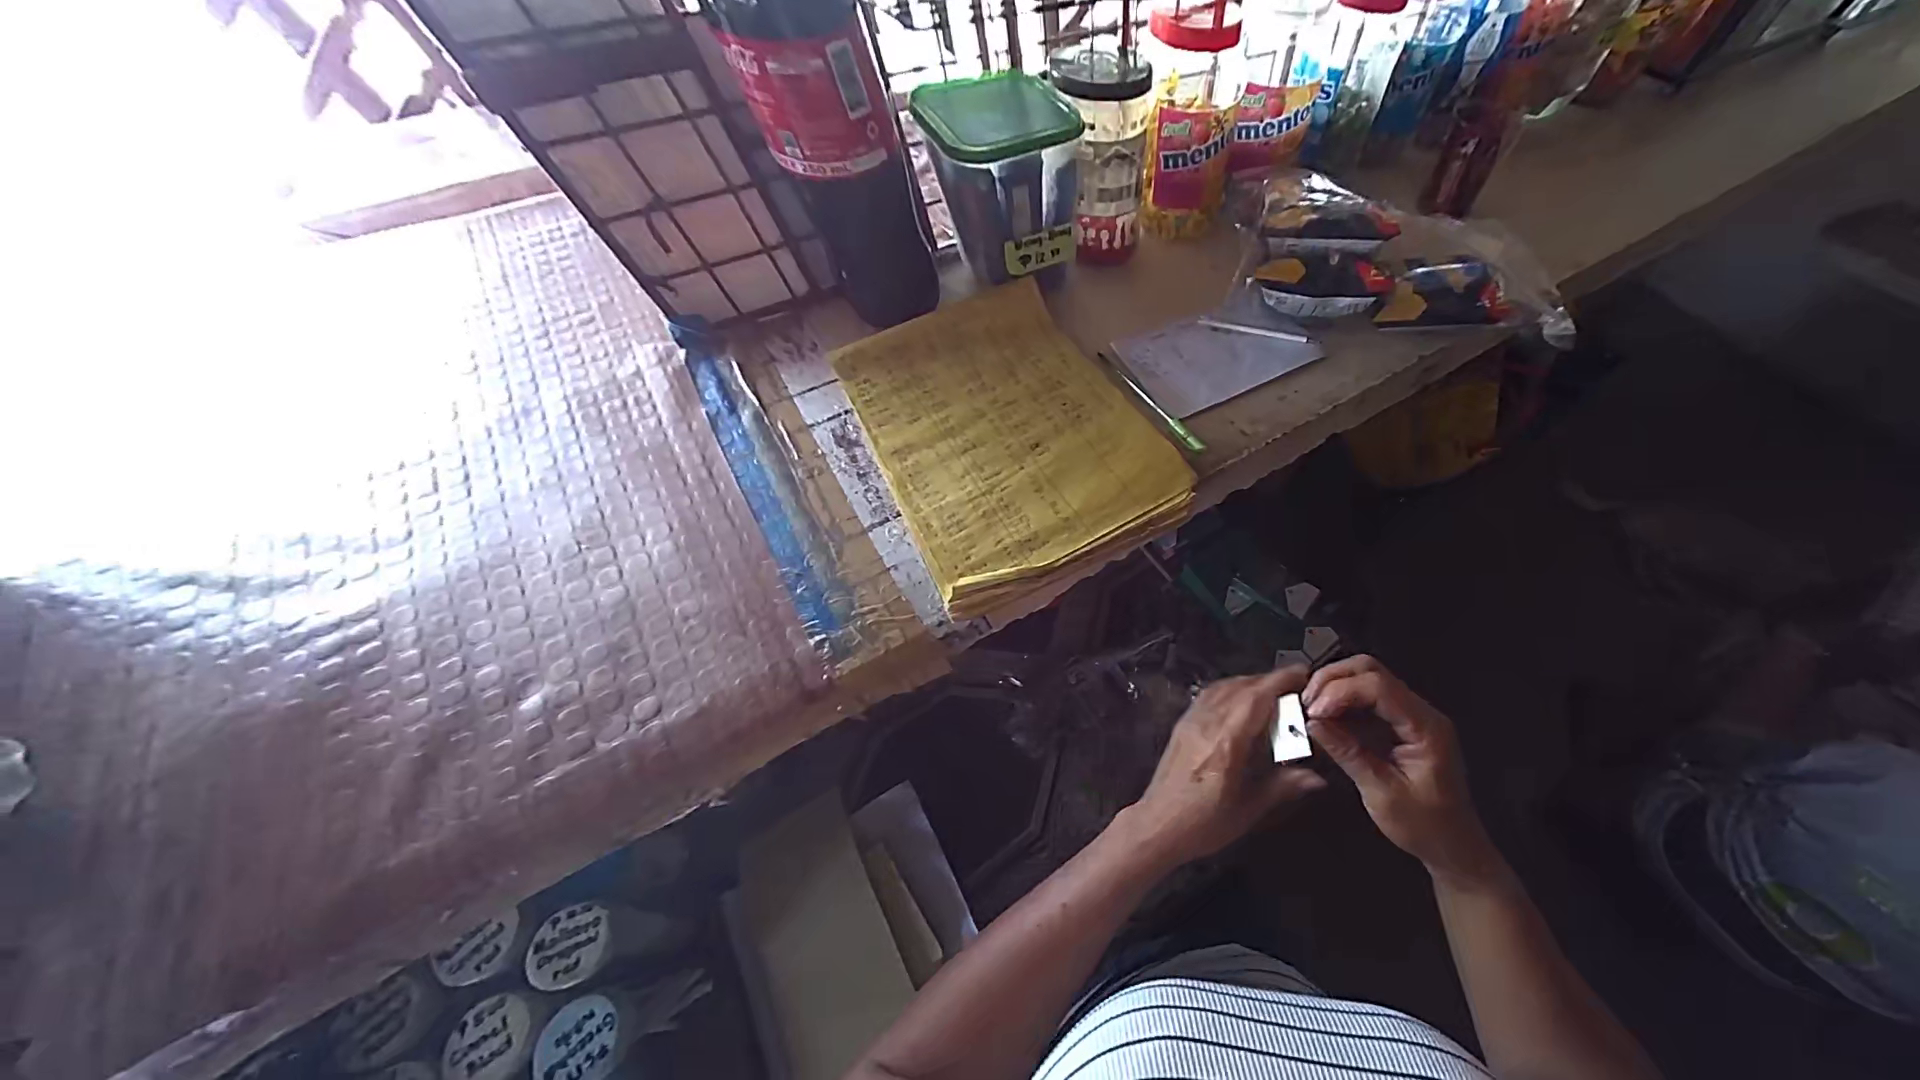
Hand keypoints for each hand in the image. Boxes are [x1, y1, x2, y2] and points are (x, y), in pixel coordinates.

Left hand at [1123, 669, 1326, 869]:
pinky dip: (1229, 690)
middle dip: (1268, 681)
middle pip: (1239, 687)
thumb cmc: (1203, 823)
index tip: (1301, 674)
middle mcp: (1206, 724)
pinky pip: (1207, 697)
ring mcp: (1190, 722)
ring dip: (1248, 683)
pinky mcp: (1181, 726)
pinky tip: (1241, 702)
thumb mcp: (1248, 809)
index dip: (1279, 681)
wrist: (1158, 825)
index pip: (1255, 698)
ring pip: (1221, 688)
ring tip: (1272, 692)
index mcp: (1225, 742)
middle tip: (1295, 686)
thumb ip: (1282, 787)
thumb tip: (1316, 777)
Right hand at [1304, 656, 1503, 887]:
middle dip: (1332, 680)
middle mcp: (1420, 712)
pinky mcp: (1395, 723)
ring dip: (1332, 688)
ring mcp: (1408, 716)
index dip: (1339, 691)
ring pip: (1364, 678)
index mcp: (1426, 727)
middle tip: (1306, 703)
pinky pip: (1363, 698)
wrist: (1453, 847)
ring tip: (1309, 710)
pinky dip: (1338, 701)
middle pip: (1371, 671)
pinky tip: (1322, 718)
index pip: (1379, 686)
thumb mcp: (1382, 793)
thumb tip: (1312, 723)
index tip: (1313, 712)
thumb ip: (1348, 753)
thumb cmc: (1424, 826)